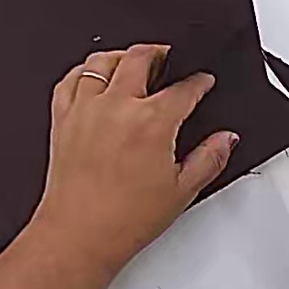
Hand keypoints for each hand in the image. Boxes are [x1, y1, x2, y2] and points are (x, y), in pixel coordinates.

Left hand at [0, 44, 234, 288]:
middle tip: (171, 58)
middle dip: (162, 53)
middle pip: (141, 58)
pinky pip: (71, 79)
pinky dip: (85, 71)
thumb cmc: (124, 218)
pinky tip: (95, 77)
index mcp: (153, 122)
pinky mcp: (62, 118)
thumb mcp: (182, 189)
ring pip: (103, 60)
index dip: (199, 81)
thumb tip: (225, 139)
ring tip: (134, 61)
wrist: (80, 235)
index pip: (184, 88)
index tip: (203, 81)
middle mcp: (118, 107)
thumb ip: (209, 157)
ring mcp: (86, 109)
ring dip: (123, 56)